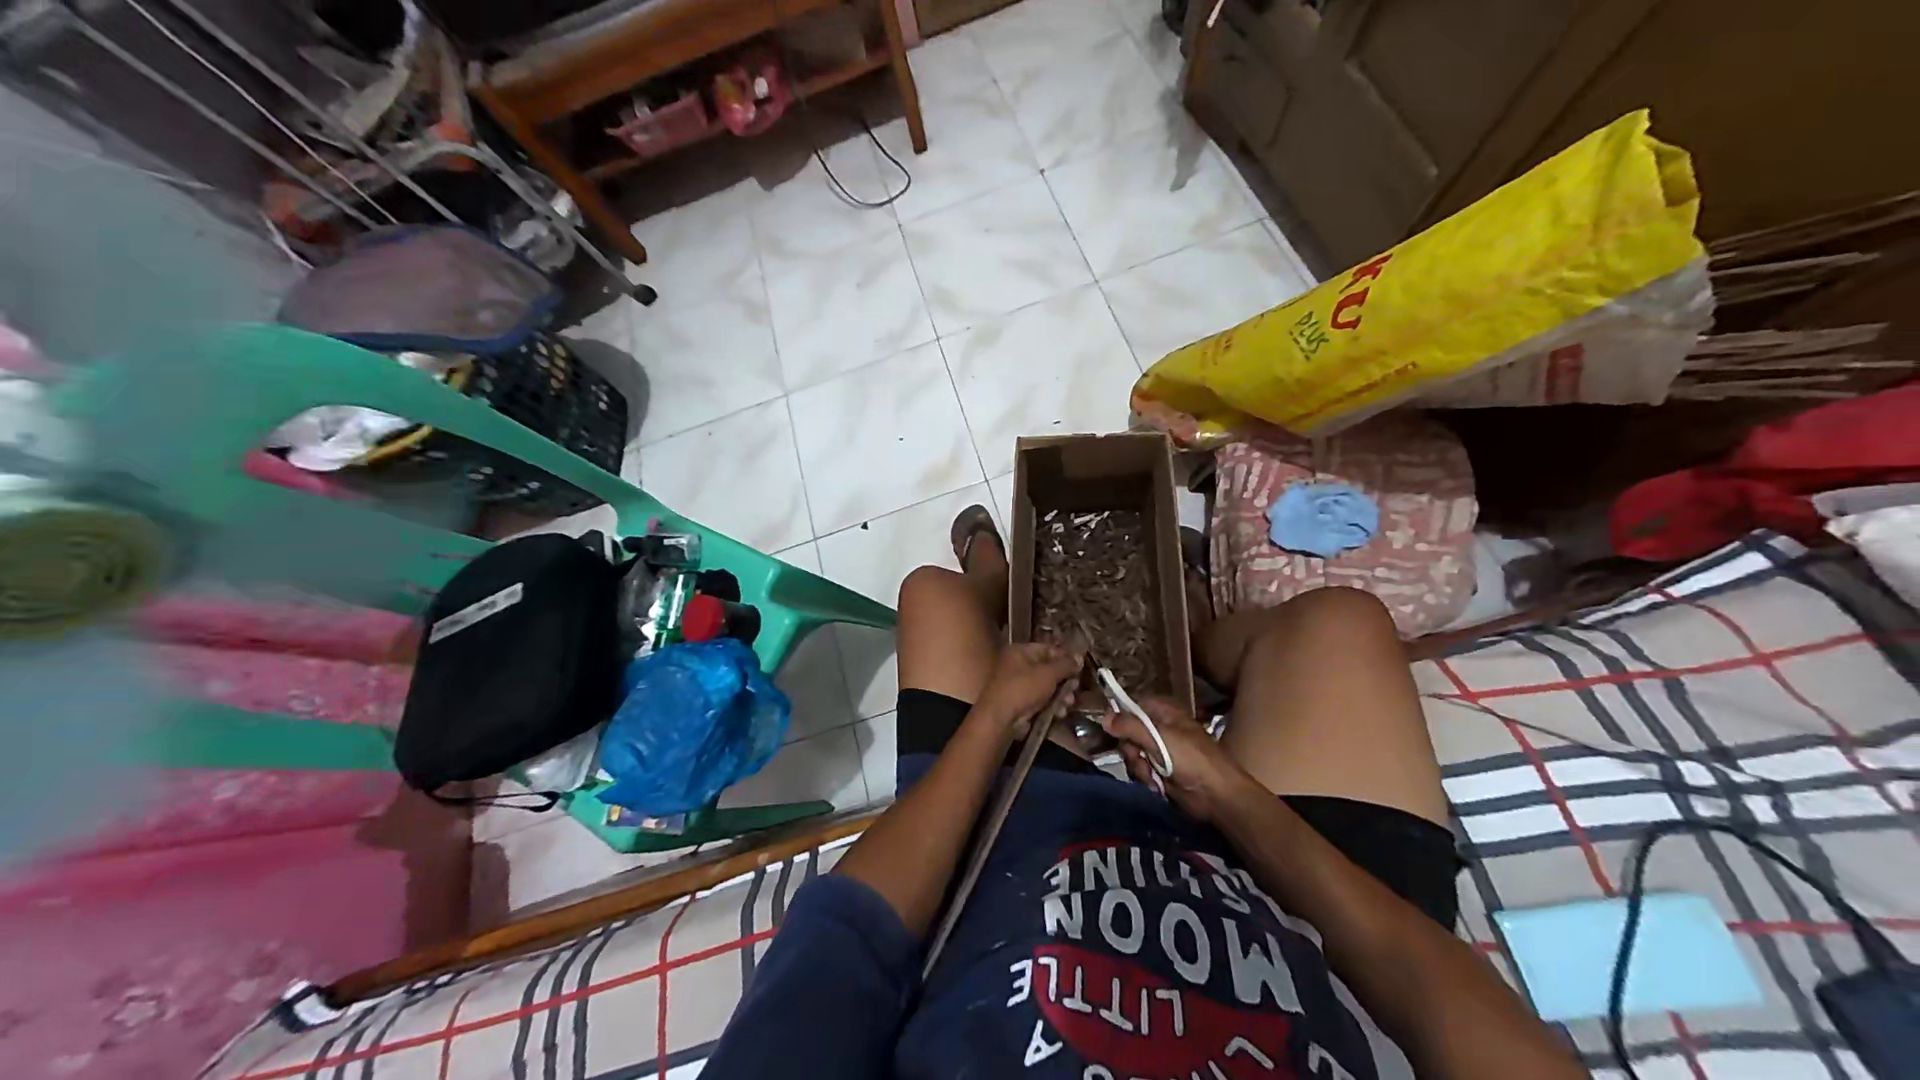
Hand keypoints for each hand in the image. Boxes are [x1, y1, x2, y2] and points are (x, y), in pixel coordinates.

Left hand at [972, 642, 1082, 735]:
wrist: (1000, 719)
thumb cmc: (1023, 689)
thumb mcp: (1048, 674)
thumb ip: (1065, 665)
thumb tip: (1079, 658)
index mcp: (1020, 652)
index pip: (1048, 649)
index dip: (1065, 657)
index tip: (1080, 667)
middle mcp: (1017, 666)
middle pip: (1048, 669)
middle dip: (1064, 680)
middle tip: (1075, 687)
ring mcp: (1018, 686)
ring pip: (1046, 687)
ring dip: (1061, 695)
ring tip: (1069, 703)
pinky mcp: (1020, 703)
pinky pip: (1040, 700)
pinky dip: (1051, 705)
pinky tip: (1059, 713)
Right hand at [1102, 697, 1262, 822]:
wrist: (1217, 796)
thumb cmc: (1192, 759)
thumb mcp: (1159, 737)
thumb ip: (1130, 726)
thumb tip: (1104, 718)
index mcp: (1164, 712)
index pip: (1134, 705)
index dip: (1120, 715)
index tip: (1110, 728)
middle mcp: (1161, 728)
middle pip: (1129, 732)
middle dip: (1130, 748)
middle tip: (1138, 756)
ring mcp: (1161, 751)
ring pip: (1132, 753)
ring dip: (1138, 766)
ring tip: (1152, 775)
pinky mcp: (1161, 771)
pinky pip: (1141, 770)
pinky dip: (1146, 778)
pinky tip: (1156, 785)